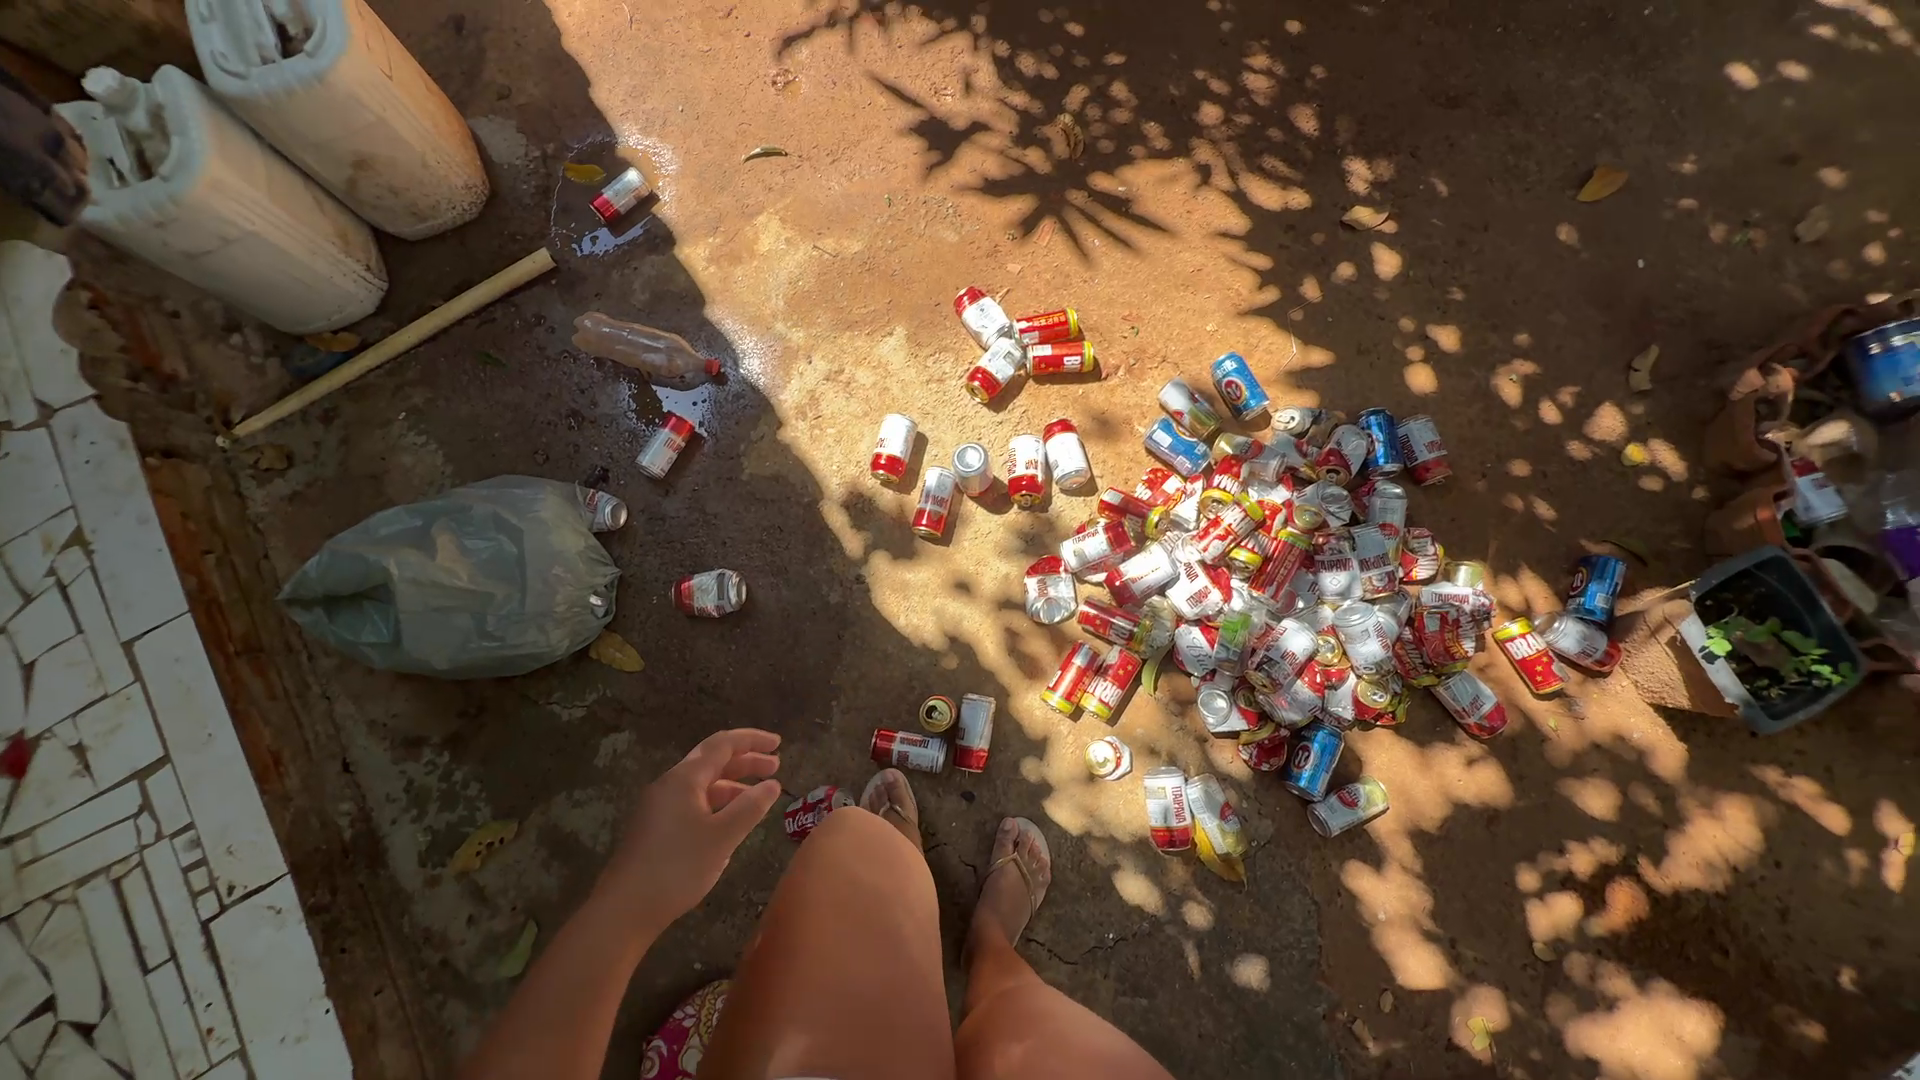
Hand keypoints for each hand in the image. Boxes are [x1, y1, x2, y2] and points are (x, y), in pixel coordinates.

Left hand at [597, 728, 782, 926]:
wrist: (624, 909)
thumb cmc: (677, 867)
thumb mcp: (722, 837)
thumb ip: (750, 807)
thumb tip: (773, 784)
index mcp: (684, 779)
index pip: (722, 745)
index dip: (752, 740)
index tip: (778, 743)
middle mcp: (670, 785)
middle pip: (712, 761)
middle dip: (745, 761)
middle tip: (775, 766)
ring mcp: (660, 807)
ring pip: (703, 784)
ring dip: (733, 784)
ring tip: (758, 796)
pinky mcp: (656, 828)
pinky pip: (693, 803)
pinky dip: (718, 803)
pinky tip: (730, 821)